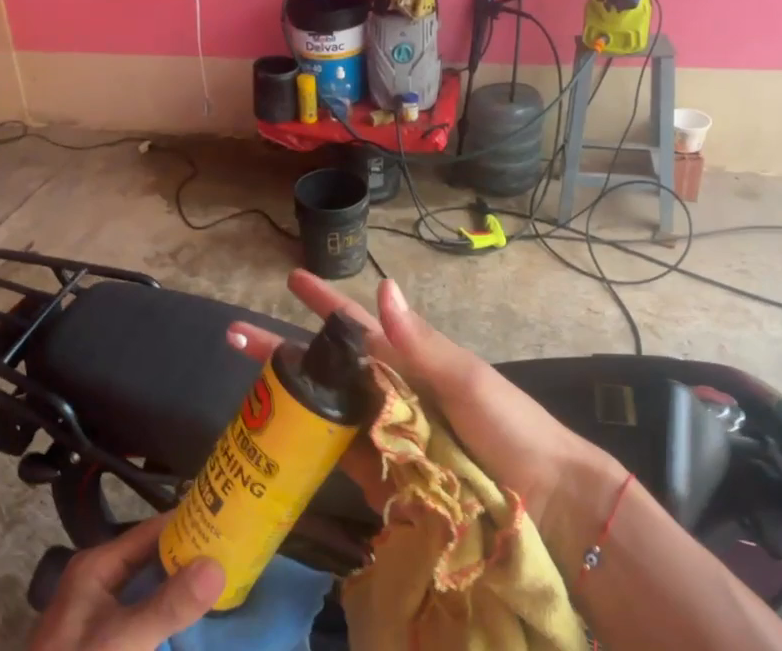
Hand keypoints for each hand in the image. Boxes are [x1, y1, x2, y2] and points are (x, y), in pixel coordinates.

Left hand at [27, 513, 224, 650]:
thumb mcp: (123, 641)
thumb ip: (168, 606)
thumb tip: (217, 564)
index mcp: (97, 566)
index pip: (151, 530)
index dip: (189, 523)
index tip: (231, 520)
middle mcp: (100, 581)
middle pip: (153, 558)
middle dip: (192, 555)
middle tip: (237, 550)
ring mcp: (103, 613)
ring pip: (152, 587)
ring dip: (184, 584)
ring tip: (228, 577)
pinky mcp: (108, 640)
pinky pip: (147, 615)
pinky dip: (172, 613)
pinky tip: (197, 619)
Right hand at [227, 270, 625, 555]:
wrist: (547, 502)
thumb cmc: (511, 427)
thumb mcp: (467, 378)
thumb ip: (420, 342)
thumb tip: (381, 287)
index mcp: (410, 362)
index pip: (355, 325)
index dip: (323, 302)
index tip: (291, 278)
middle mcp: (391, 396)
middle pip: (326, 369)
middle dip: (281, 352)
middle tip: (234, 336)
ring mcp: (385, 439)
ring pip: (324, 411)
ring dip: (285, 399)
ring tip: (246, 391)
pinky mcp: (385, 480)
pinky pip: (339, 459)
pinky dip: (307, 448)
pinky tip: (276, 443)